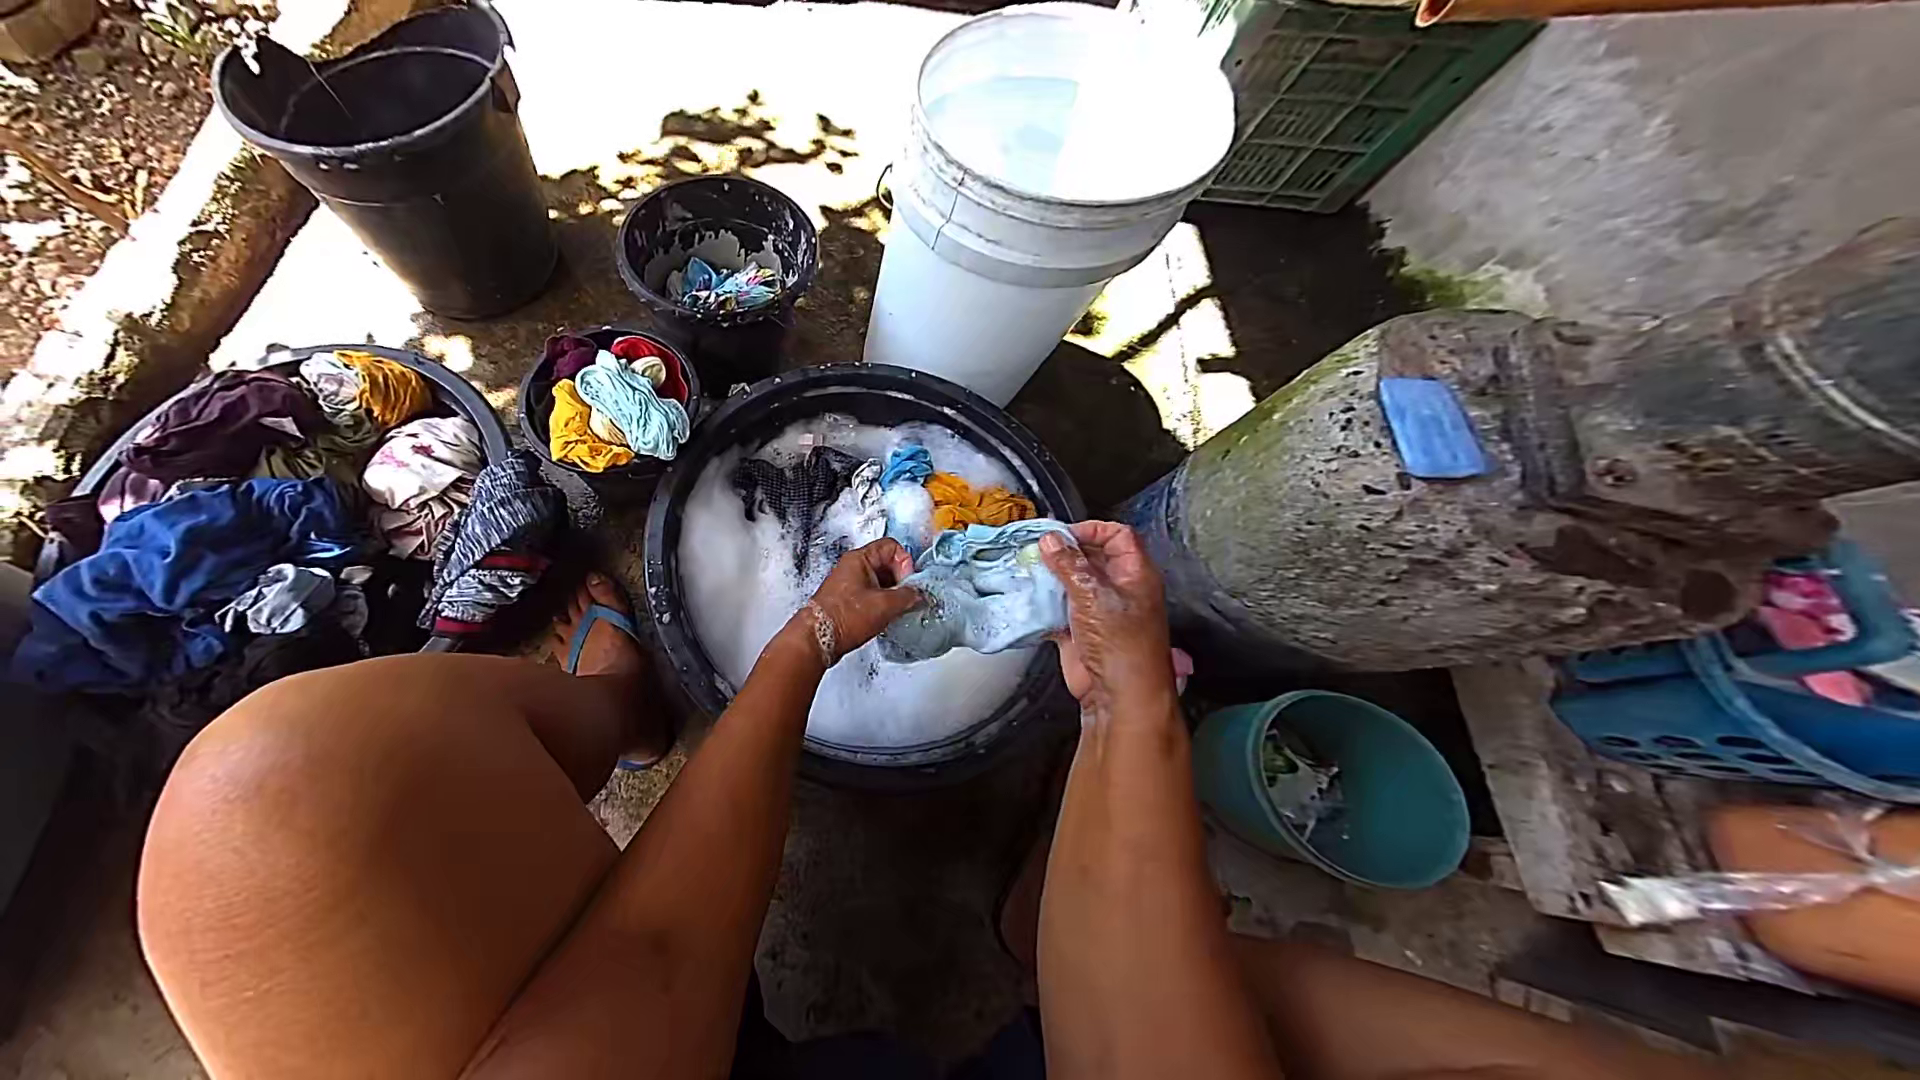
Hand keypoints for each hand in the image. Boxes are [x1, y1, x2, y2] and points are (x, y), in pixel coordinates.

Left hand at [799, 538, 920, 663]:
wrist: (817, 640)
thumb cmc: (843, 617)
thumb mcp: (885, 605)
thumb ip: (908, 596)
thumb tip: (918, 595)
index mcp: (859, 559)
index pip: (891, 546)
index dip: (905, 562)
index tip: (909, 581)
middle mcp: (852, 567)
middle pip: (887, 564)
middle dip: (901, 580)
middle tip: (906, 596)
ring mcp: (849, 584)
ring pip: (880, 581)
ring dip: (892, 594)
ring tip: (896, 609)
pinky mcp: (847, 600)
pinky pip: (871, 595)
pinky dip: (882, 603)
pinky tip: (885, 617)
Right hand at [1040, 521, 1179, 709]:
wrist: (1118, 694)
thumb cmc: (1121, 643)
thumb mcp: (1093, 593)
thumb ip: (1069, 563)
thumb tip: (1052, 540)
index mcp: (1134, 573)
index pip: (1117, 536)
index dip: (1092, 529)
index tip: (1063, 533)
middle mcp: (1119, 589)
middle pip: (1091, 558)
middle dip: (1064, 552)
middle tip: (1038, 549)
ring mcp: (1099, 611)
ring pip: (1072, 583)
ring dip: (1050, 578)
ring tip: (1027, 570)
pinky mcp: (1080, 632)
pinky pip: (1059, 610)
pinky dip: (1043, 605)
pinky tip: (1027, 599)